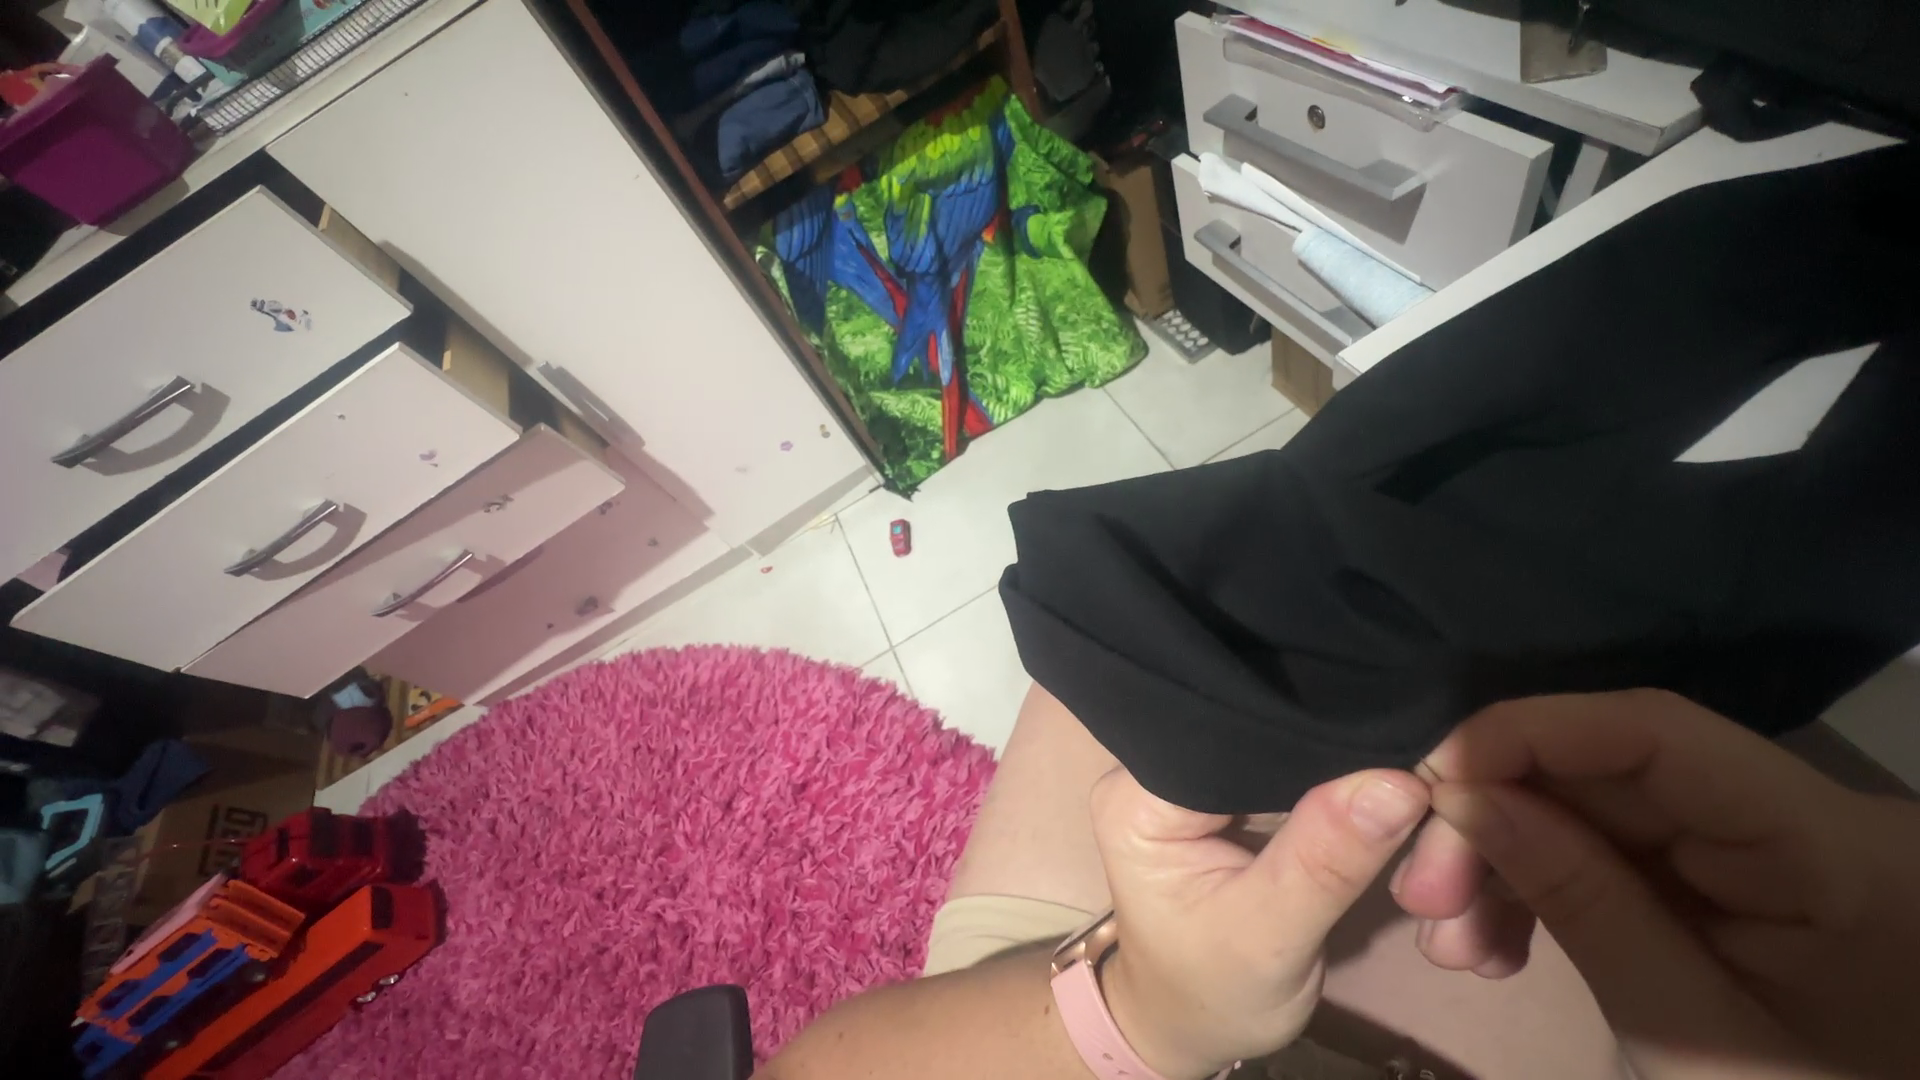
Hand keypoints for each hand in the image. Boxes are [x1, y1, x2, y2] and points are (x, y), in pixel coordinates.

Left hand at [1088, 766, 1430, 1079]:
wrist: (1185, 1021)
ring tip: (1406, 804)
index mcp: (1138, 796)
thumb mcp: (1269, 937)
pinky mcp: (1219, 790)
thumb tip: (1396, 778)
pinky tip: (1377, 805)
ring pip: (1277, 749)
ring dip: (1341, 777)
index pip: (1233, 736)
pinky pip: (1283, 770)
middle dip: (1334, 762)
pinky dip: (1331, 791)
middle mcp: (1153, 769)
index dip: (1310, 741)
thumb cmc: (1210, 991)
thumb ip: (1325, 859)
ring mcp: (1186, 776)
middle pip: (1257, 735)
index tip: (1392, 758)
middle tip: (1418, 790)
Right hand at [1398, 690, 1919, 1078]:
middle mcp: (1787, 813)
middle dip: (1486, 827)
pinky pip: (1589, 845)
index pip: (1654, 734)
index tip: (1428, 786)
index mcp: (1835, 850)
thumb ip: (1579, 902)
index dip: (1524, 734)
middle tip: (1420, 896)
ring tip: (1449, 943)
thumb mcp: (1687, 1032)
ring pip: (1571, 808)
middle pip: (1591, 774)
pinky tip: (1489, 944)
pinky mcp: (1703, 863)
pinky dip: (1527, 888)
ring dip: (1493, 865)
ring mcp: (1740, 838)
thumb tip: (1458, 796)